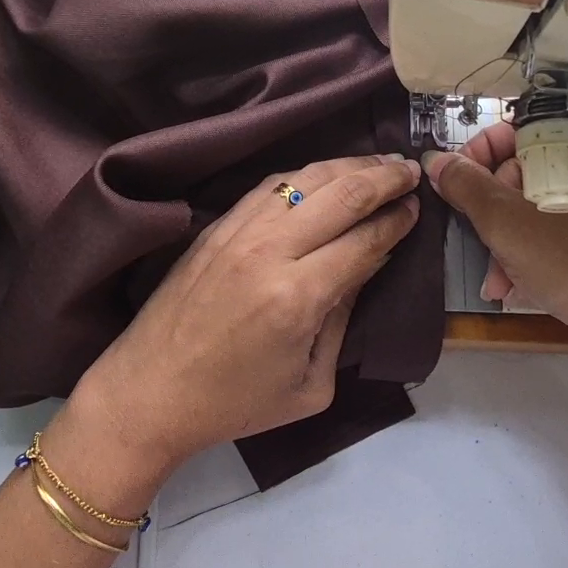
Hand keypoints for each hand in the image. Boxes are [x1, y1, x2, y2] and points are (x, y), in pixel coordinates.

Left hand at [55, 153, 422, 488]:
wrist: (149, 393)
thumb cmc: (234, 403)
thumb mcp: (310, 385)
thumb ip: (343, 319)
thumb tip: (367, 266)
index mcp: (299, 296)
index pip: (364, 240)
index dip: (397, 221)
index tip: (418, 208)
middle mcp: (270, 251)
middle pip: (341, 195)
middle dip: (384, 178)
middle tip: (411, 171)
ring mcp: (239, 232)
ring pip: (305, 179)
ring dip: (349, 166)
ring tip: (380, 163)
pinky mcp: (216, 226)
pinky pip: (269, 185)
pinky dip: (305, 174)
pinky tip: (325, 174)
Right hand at [422, 116, 567, 360]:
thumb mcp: (505, 222)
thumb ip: (465, 184)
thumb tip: (438, 161)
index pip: (523, 127)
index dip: (481, 156)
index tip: (457, 187)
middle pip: (535, 167)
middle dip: (499, 211)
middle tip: (479, 243)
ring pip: (552, 198)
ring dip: (515, 235)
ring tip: (498, 278)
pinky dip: (546, 242)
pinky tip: (523, 280)